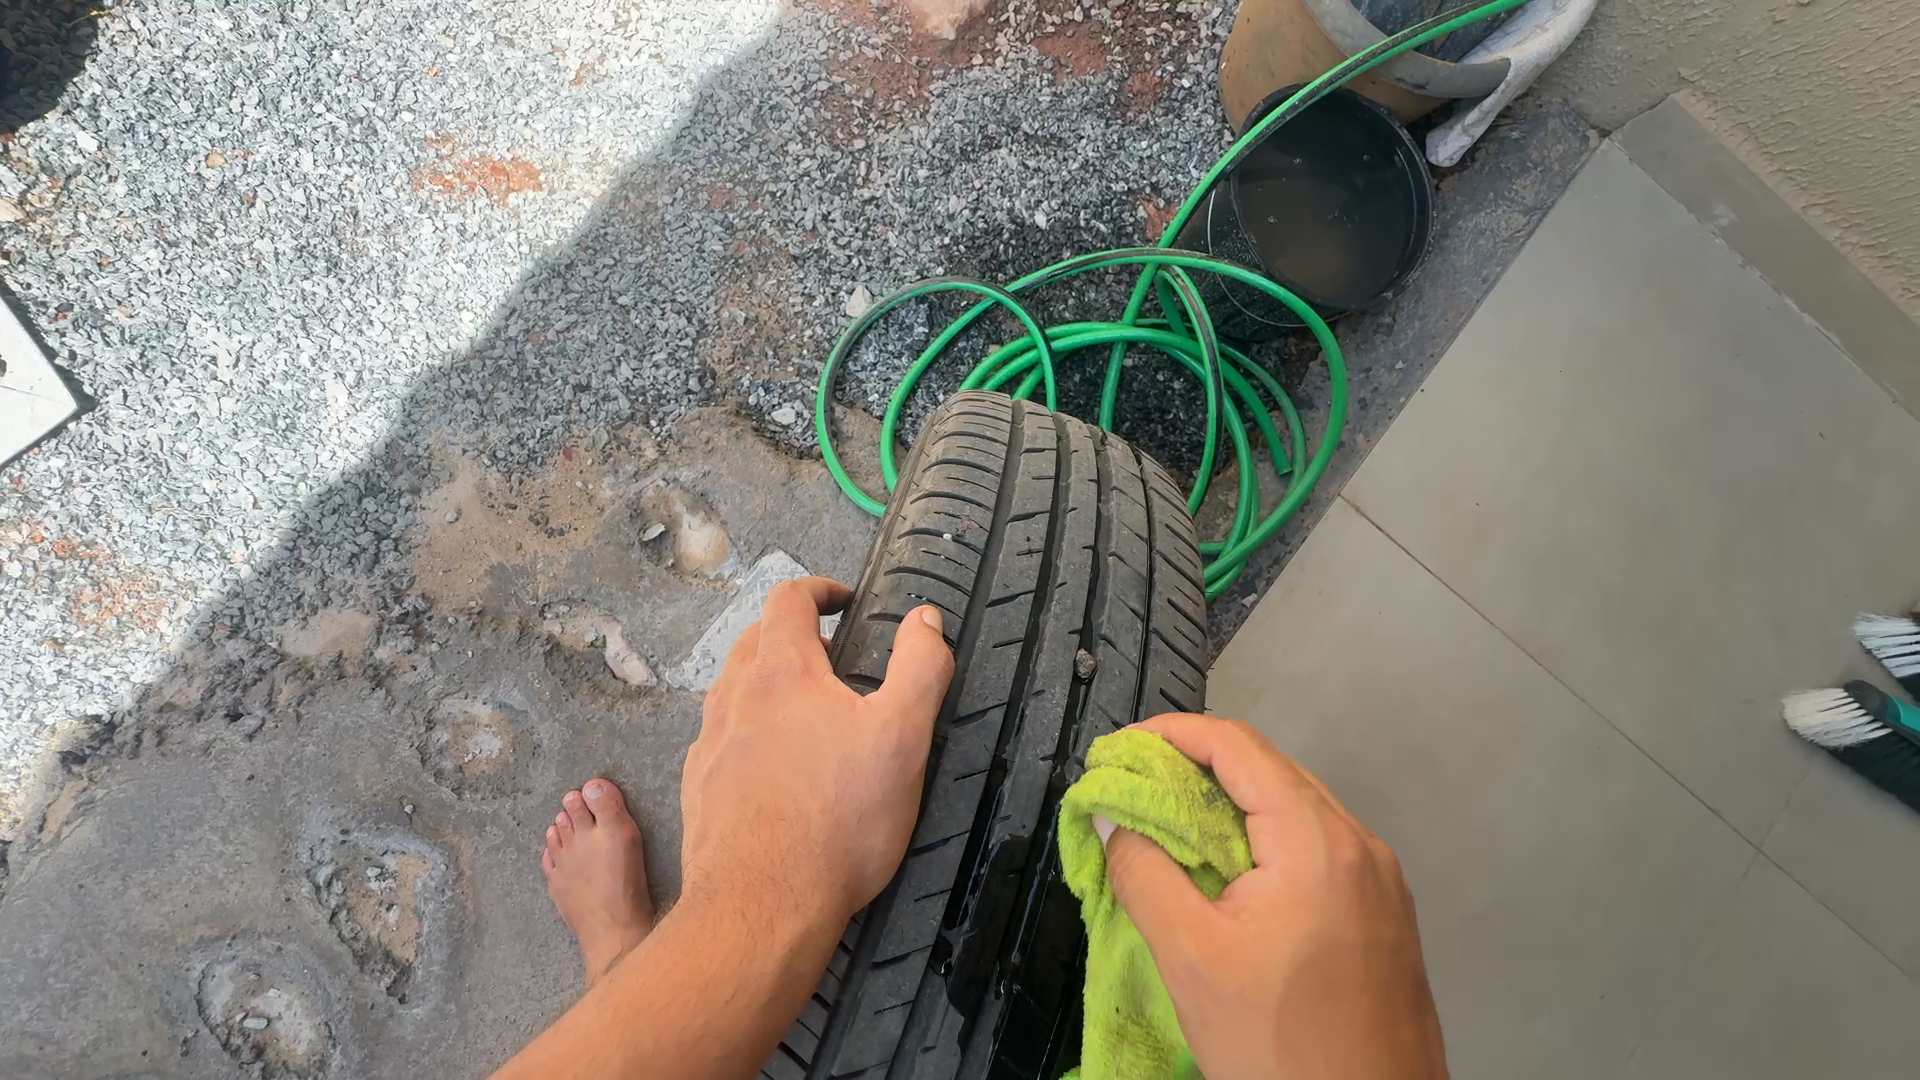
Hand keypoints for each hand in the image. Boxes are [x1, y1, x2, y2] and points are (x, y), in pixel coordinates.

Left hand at [679, 577, 954, 928]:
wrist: (761, 910)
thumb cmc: (840, 817)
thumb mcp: (903, 736)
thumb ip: (920, 667)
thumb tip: (925, 617)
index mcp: (782, 672)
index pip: (788, 599)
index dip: (819, 589)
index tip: (845, 601)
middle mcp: (735, 696)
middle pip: (756, 637)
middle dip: (794, 632)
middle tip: (835, 658)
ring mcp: (709, 742)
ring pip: (734, 685)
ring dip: (768, 678)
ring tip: (806, 709)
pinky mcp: (698, 785)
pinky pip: (722, 733)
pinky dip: (749, 724)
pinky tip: (774, 764)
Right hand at [1104, 714, 1446, 1079]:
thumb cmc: (1280, 1047)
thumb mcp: (1191, 958)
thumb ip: (1142, 872)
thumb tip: (1112, 818)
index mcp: (1318, 841)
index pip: (1237, 746)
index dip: (1172, 733)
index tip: (1121, 749)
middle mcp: (1358, 842)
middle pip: (1265, 766)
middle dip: (1193, 761)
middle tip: (1134, 781)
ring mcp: (1377, 877)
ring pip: (1288, 801)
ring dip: (1224, 797)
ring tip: (1166, 816)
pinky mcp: (1379, 909)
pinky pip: (1308, 840)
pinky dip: (1256, 832)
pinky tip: (1221, 862)